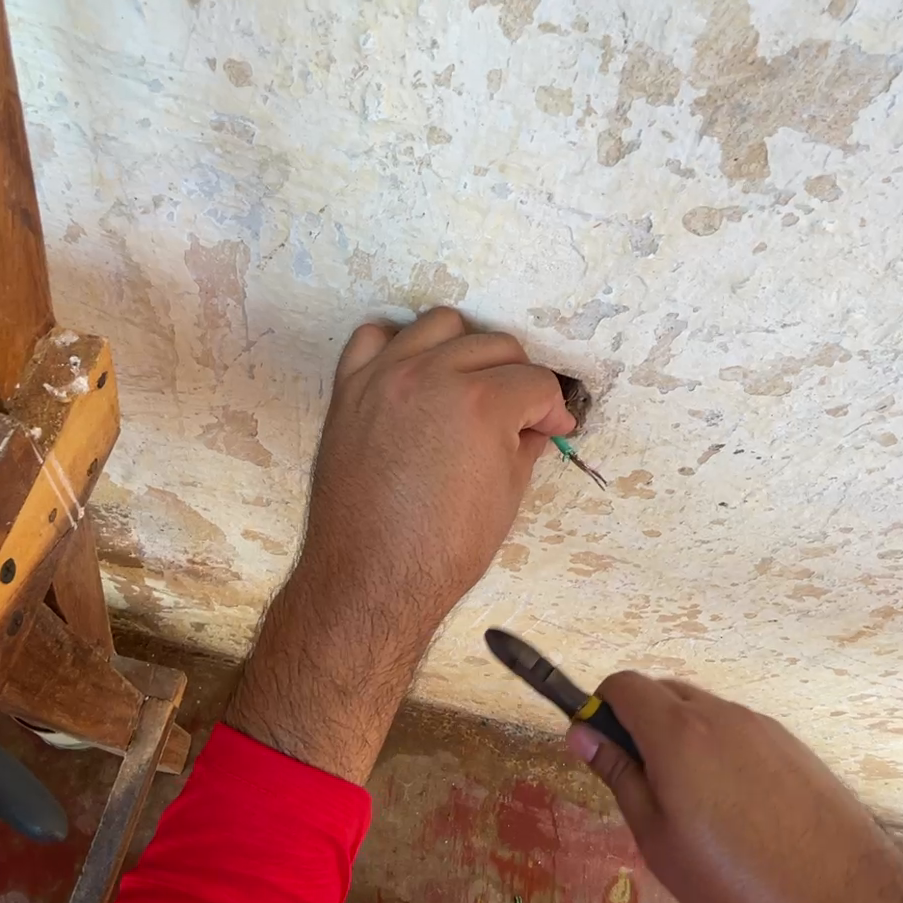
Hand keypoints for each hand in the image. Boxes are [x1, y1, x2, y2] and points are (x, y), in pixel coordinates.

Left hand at [228, 309, 572, 782]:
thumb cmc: (443, 550)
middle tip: (517, 416)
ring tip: (467, 386)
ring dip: (464, 349)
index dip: (552, 409)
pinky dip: (398, 345)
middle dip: (517, 380)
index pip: (536, 382)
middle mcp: (432, 374)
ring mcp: (386, 375)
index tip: (553, 428)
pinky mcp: (349, 388)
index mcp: (481, 403)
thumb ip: (525, 445)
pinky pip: (374, 336)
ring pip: (440, 324)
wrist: (372, 577)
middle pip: (495, 345)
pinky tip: (413, 374)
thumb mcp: (506, 496)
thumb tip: (535, 425)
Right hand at [571, 675, 902, 902]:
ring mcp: (761, 726)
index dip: (601, 709)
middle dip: (640, 724)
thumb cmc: (734, 883)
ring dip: (681, 737)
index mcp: (676, 731)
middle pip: (661, 692)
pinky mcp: (793, 746)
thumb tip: (580, 731)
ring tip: (698, 808)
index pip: (621, 683)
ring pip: (701, 711)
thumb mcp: (656, 838)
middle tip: (647, 788)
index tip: (604, 752)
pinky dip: (720, 750)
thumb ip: (617, 773)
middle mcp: (718, 713)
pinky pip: (737, 730)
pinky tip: (740, 810)